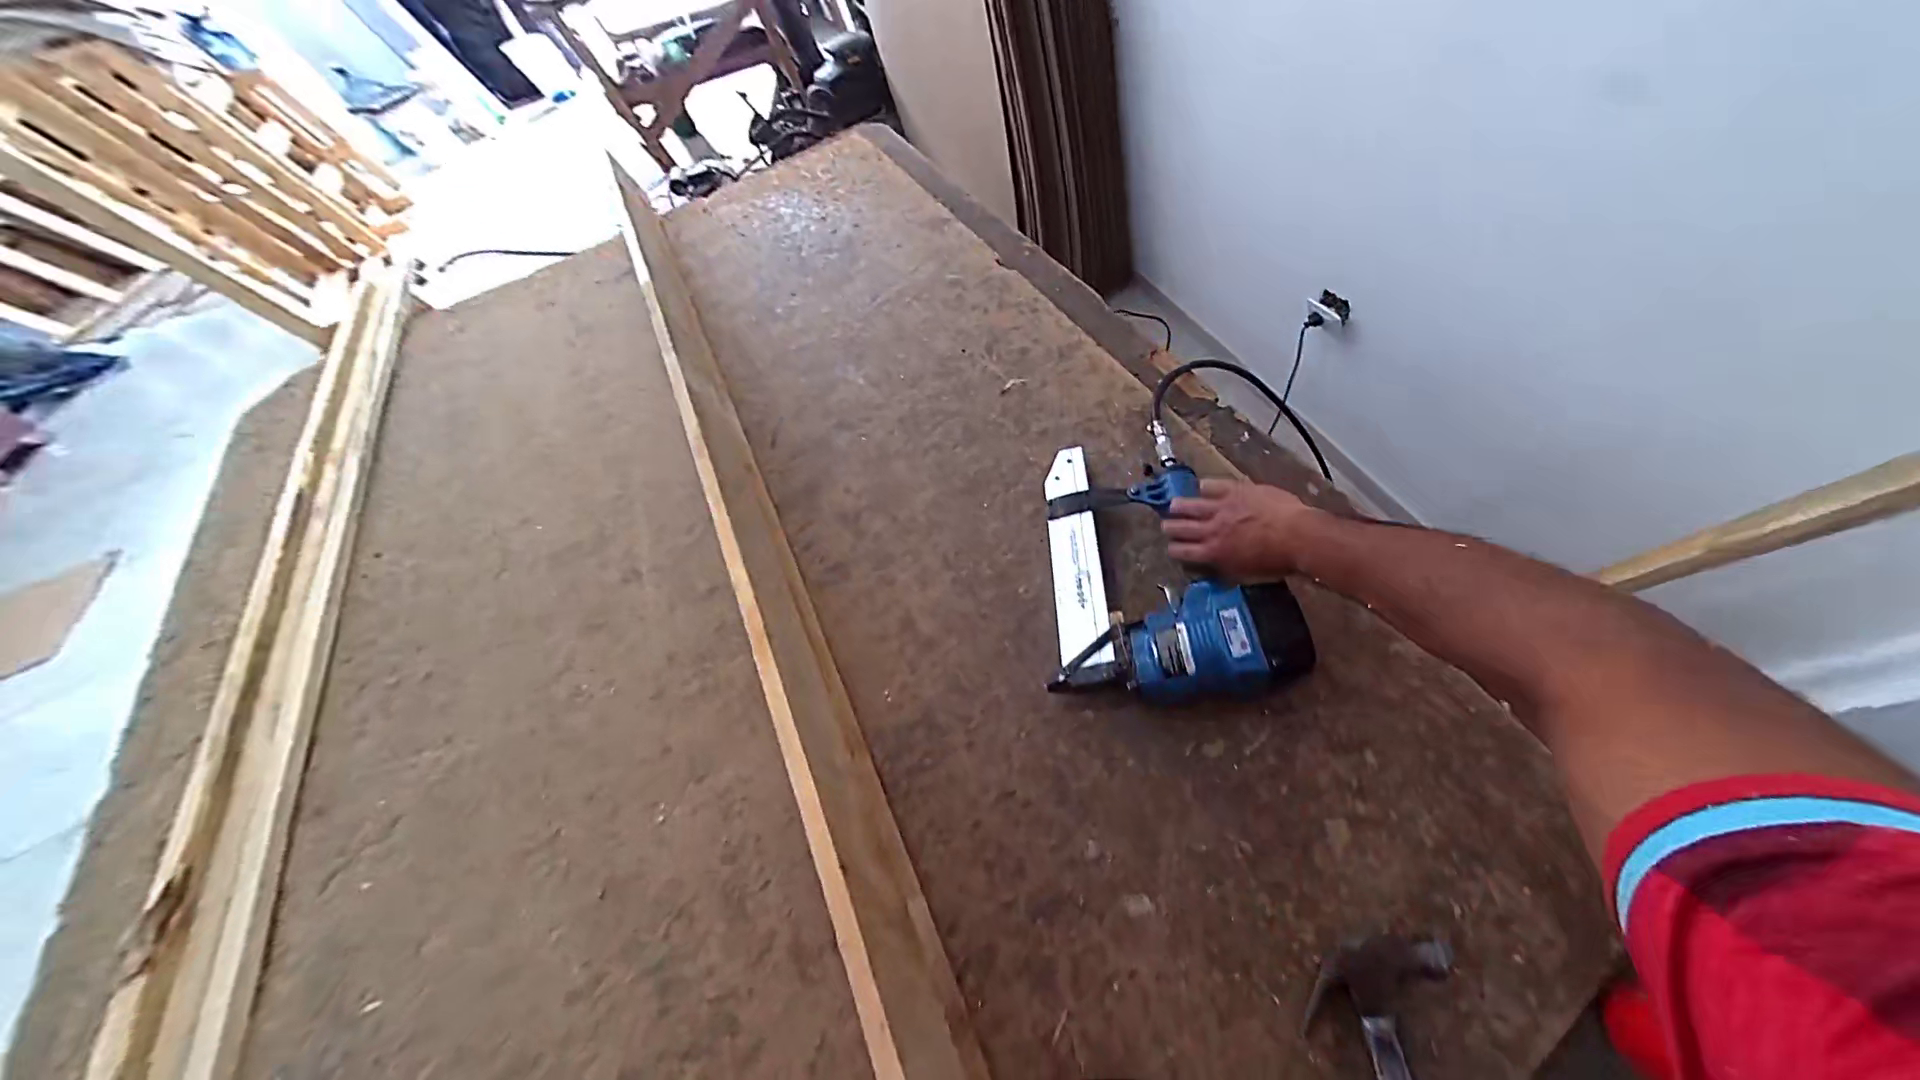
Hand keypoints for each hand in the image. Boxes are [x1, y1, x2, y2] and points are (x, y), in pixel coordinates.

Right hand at [1162, 479, 1324, 577]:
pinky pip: (1213, 486)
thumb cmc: (1278, 560)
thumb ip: (1227, 566)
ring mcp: (1222, 508)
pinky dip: (1205, 486)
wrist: (1298, 536)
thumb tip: (1217, 565)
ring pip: (1191, 506)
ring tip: (1173, 505)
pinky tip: (1201, 486)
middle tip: (1166, 526)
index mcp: (1213, 552)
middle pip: (1181, 528)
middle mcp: (1211, 530)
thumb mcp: (1247, 572)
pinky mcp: (1235, 491)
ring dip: (1179, 506)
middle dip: (1171, 527)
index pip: (1183, 551)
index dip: (1175, 549)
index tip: (1172, 548)